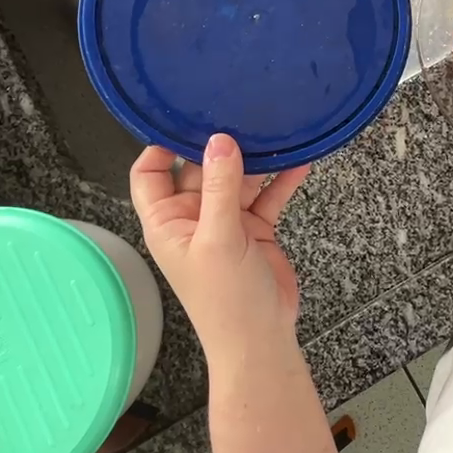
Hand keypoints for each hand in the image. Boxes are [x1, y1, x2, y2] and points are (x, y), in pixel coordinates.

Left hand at [130, 133, 312, 352]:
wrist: (262, 337)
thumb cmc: (226, 299)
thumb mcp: (220, 238)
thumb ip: (220, 187)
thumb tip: (219, 141)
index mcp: (168, 221)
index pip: (150, 174)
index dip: (160, 147)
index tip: (183, 119)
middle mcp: (195, 218)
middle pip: (200, 170)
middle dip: (219, 147)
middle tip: (241, 114)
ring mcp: (228, 222)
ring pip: (238, 179)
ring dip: (256, 160)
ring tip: (275, 130)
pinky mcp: (257, 229)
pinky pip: (269, 195)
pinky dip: (283, 180)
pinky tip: (301, 161)